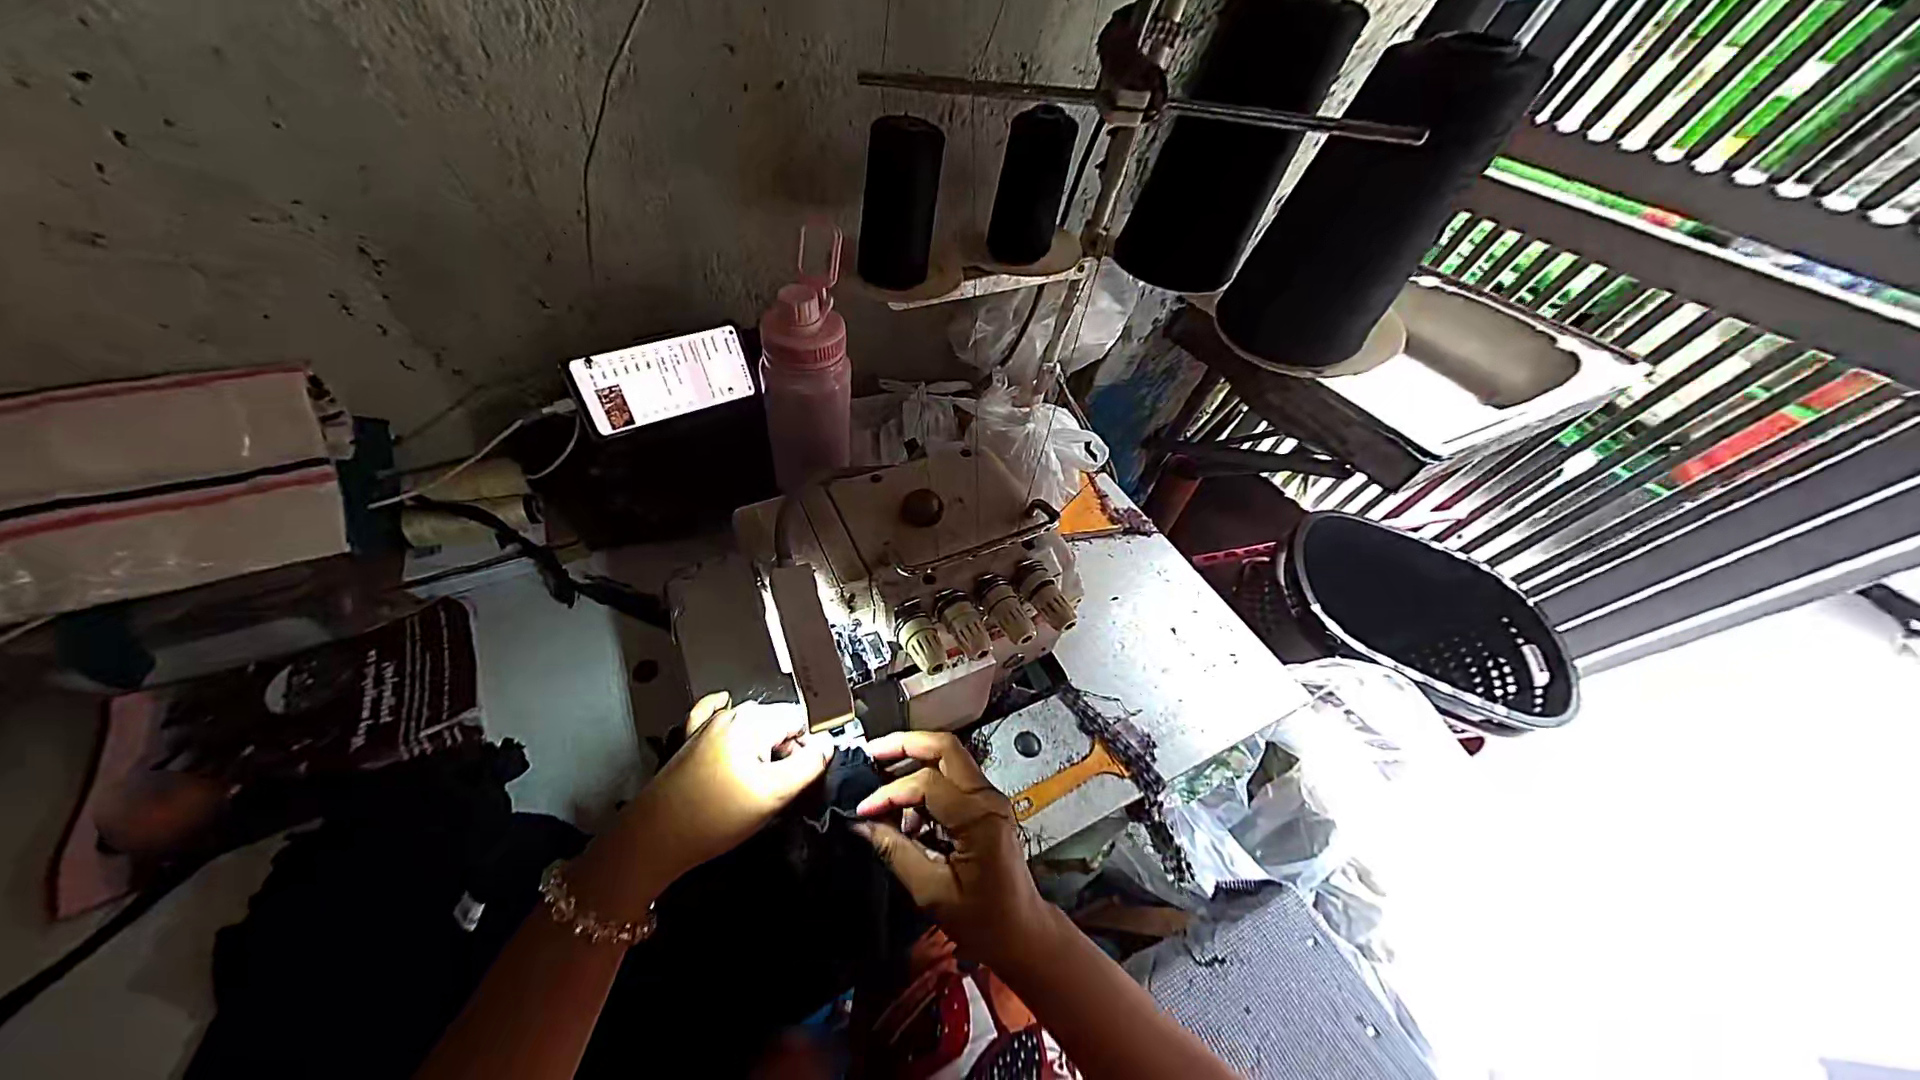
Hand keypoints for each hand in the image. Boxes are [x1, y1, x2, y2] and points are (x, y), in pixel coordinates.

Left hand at [632, 692, 831, 880]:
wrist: (653, 839)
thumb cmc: (716, 816)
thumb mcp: (775, 793)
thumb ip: (810, 764)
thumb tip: (828, 744)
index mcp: (754, 720)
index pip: (801, 720)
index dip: (809, 748)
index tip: (803, 777)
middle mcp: (731, 713)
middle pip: (779, 722)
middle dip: (788, 749)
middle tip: (781, 787)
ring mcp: (708, 725)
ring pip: (754, 726)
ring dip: (764, 748)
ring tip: (758, 781)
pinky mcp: (691, 741)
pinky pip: (717, 718)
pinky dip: (730, 720)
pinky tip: (731, 719)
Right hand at [851, 731, 1053, 966]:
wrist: (1022, 933)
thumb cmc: (982, 919)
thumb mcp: (931, 891)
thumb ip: (895, 851)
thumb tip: (861, 825)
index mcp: (978, 817)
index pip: (927, 783)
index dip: (889, 793)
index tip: (862, 810)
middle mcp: (988, 798)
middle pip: (945, 747)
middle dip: (905, 744)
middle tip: (872, 754)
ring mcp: (990, 799)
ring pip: (950, 758)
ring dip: (915, 761)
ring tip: (882, 782)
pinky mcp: (987, 806)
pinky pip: (954, 779)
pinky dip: (926, 783)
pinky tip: (905, 810)